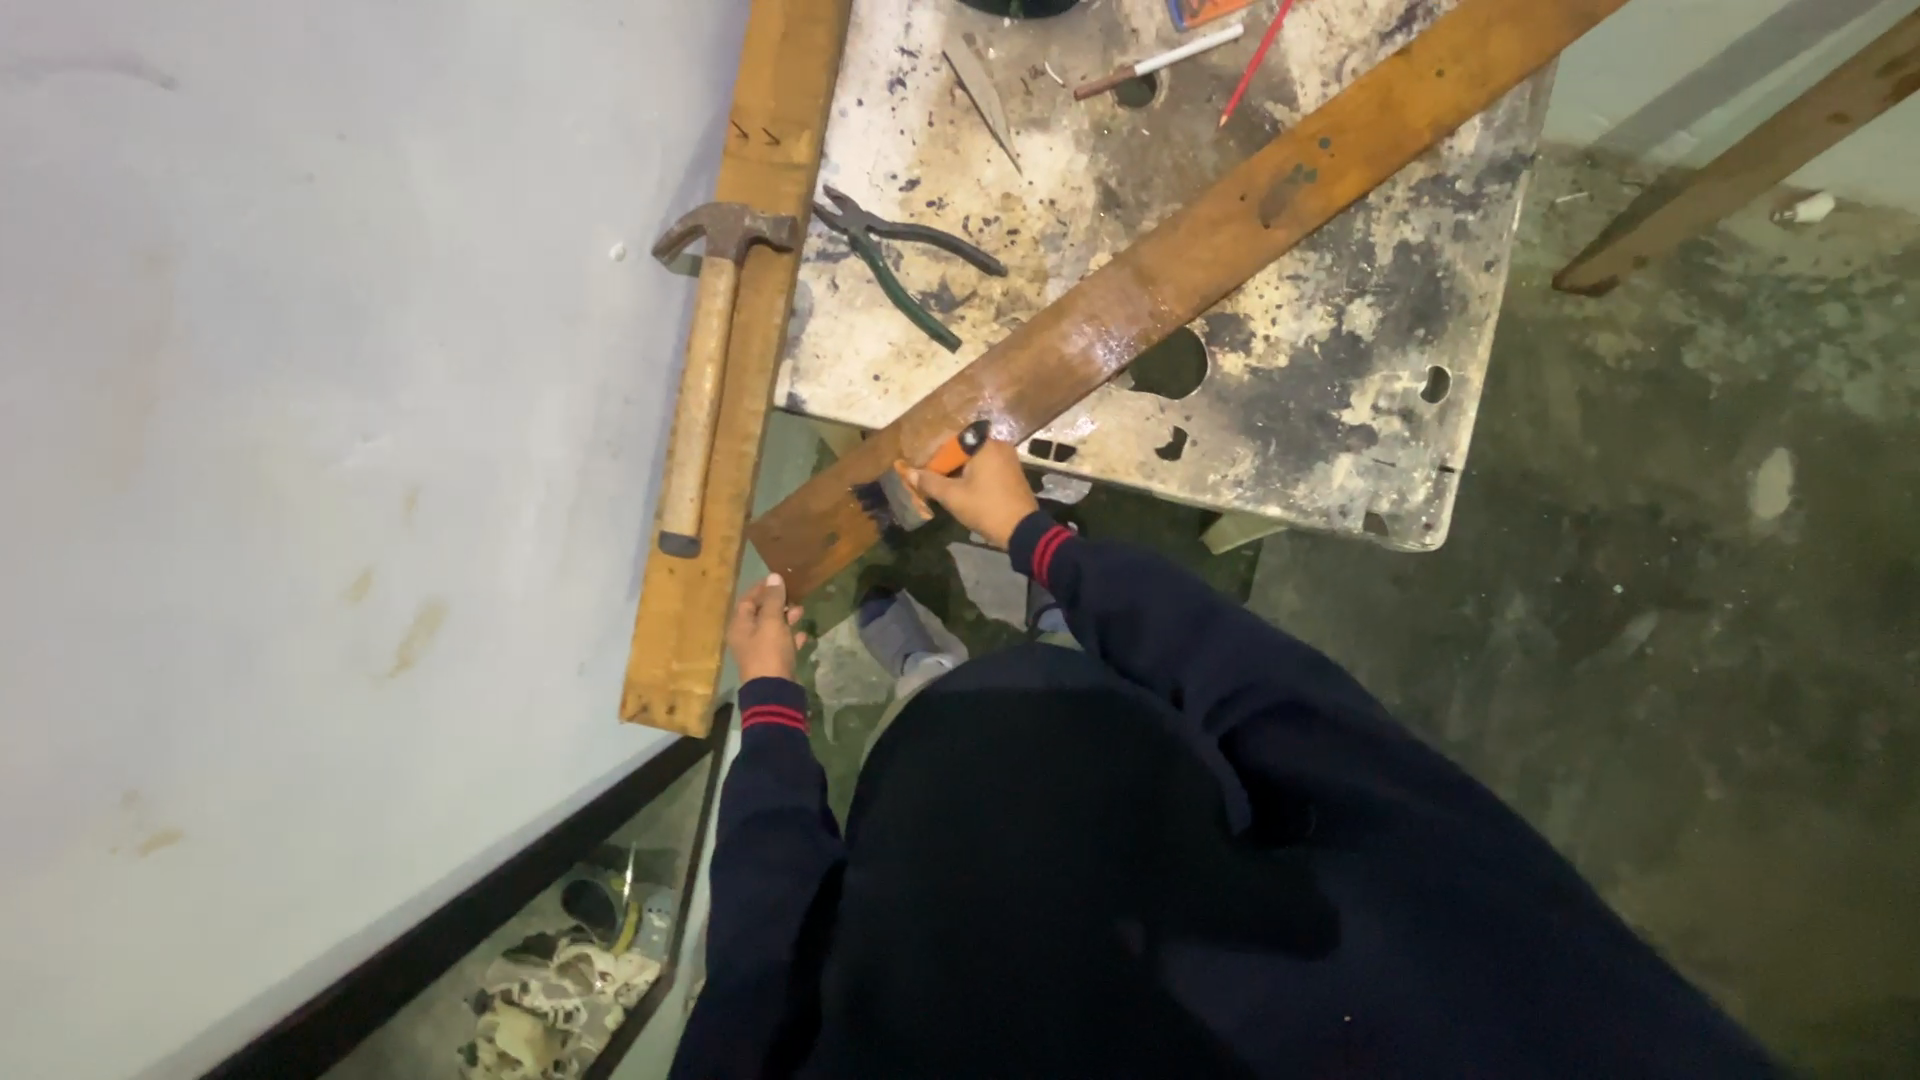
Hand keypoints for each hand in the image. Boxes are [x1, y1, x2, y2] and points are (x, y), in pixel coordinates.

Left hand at [727, 573, 806, 682]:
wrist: (774, 690)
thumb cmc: (769, 651)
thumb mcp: (772, 621)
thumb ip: (773, 599)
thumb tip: (773, 576)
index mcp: (740, 625)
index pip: (747, 600)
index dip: (762, 588)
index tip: (778, 580)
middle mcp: (746, 636)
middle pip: (760, 613)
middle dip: (777, 603)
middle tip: (793, 596)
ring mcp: (759, 650)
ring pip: (772, 628)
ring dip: (786, 618)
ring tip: (802, 612)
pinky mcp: (772, 661)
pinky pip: (781, 644)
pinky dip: (791, 637)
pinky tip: (803, 635)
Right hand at [913, 438, 1038, 549]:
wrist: (1022, 530)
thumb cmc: (985, 508)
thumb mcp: (952, 496)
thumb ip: (929, 481)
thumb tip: (909, 472)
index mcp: (984, 445)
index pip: (950, 442)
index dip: (933, 456)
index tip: (922, 472)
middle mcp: (998, 445)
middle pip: (963, 450)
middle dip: (945, 465)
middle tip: (931, 481)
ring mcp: (1008, 459)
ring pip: (975, 460)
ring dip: (958, 472)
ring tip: (943, 488)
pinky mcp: (1013, 472)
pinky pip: (987, 468)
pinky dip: (973, 476)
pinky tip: (963, 491)